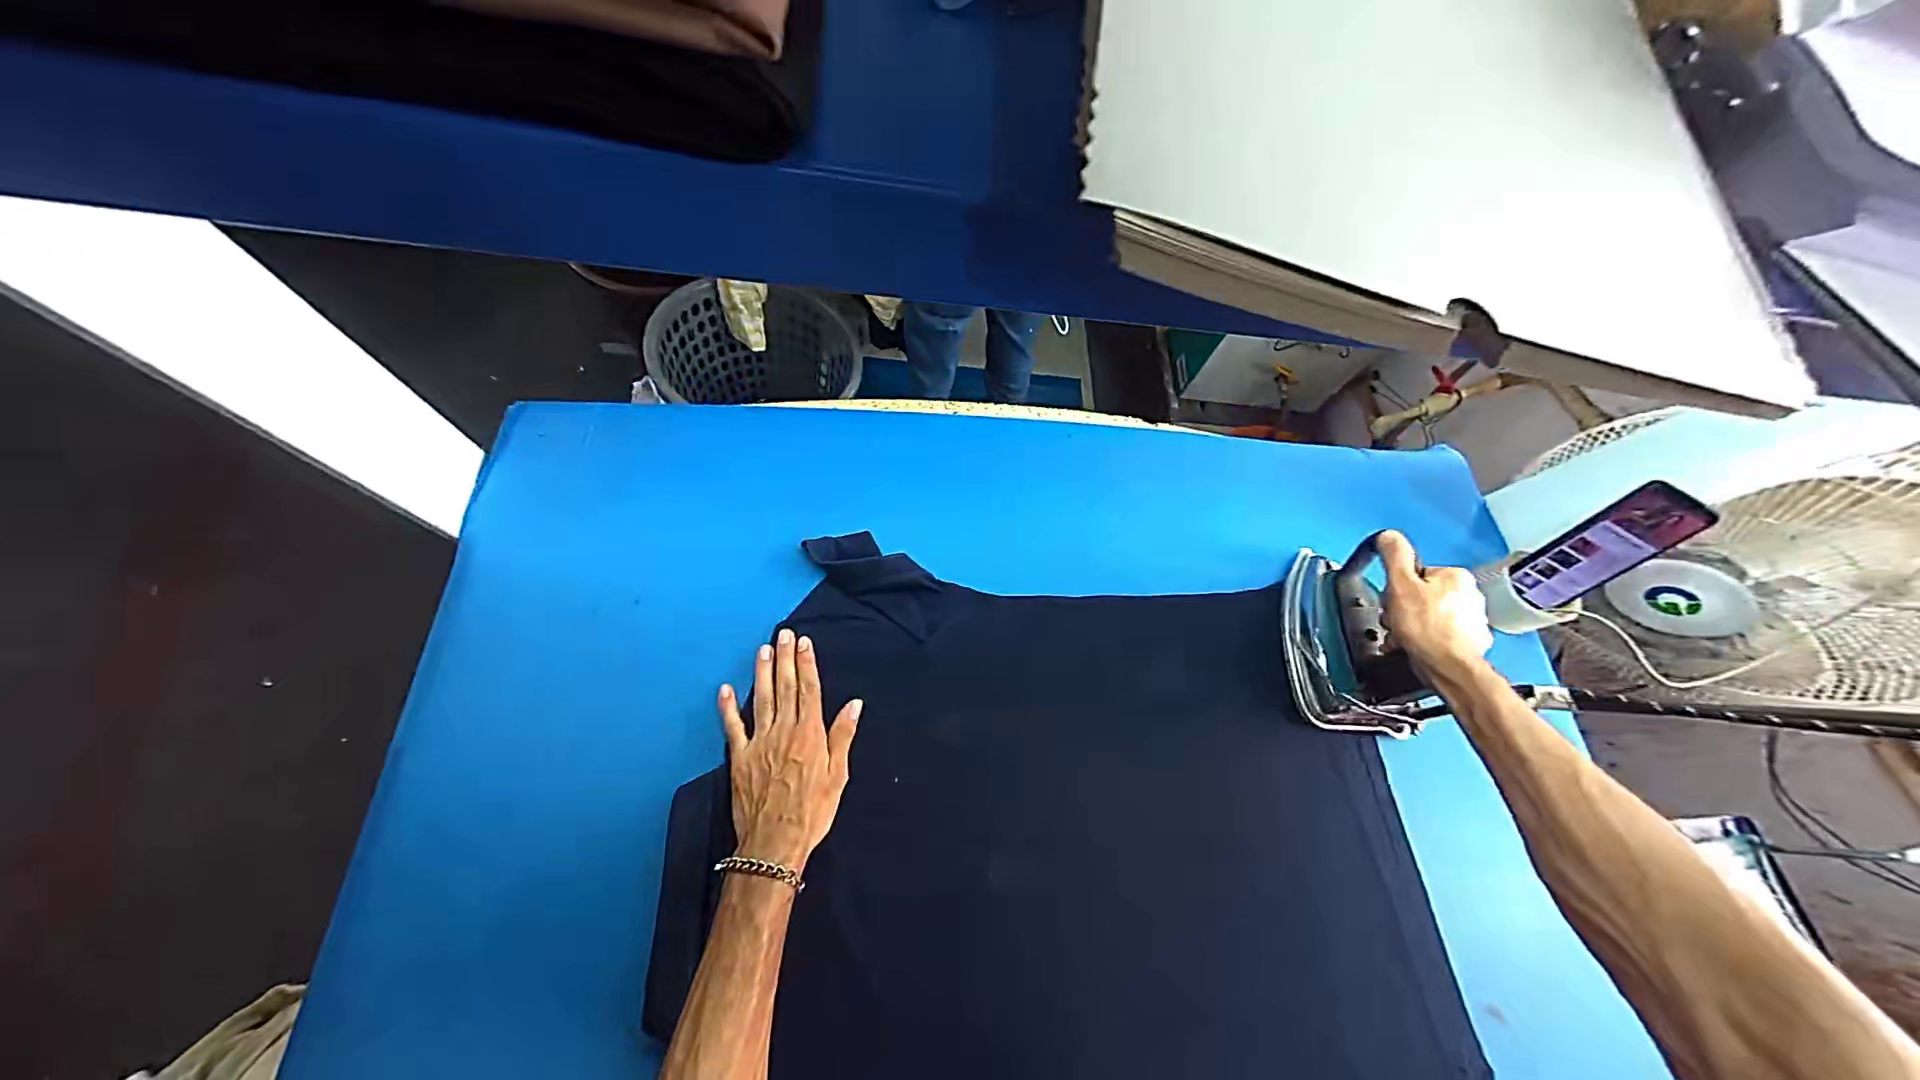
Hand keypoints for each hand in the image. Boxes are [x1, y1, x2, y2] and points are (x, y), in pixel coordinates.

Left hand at [717, 628, 860, 870]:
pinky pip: (732, 727)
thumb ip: (843, 736)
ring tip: (763, 649)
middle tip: (784, 634)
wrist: (775, 841)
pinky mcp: (739, 757)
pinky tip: (725, 689)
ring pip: (760, 699)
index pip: (809, 690)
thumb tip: (854, 704)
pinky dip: (727, 707)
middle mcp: (784, 730)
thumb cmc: (813, 810)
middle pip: (785, 687)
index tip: (804, 643)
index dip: (807, 664)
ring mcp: (759, 742)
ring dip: (761, 672)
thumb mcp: (838, 775)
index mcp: (810, 733)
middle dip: (785, 658)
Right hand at [1377, 530, 1493, 678]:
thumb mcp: (1400, 585)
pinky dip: (1426, 639)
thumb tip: (1389, 536)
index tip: (1394, 601)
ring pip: (1429, 615)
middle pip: (1421, 594)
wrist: (1448, 667)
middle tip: (1399, 620)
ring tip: (1406, 637)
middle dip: (1404, 608)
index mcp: (1456, 576)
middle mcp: (1470, 594)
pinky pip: (1438, 633)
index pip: (1416, 574)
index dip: (1398, 588)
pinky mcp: (1470, 640)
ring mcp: (1472, 619)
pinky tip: (1417, 646)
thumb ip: (1394, 556)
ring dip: (1412, 625)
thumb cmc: (1427, 630)